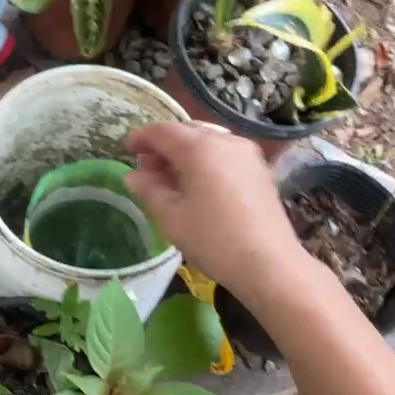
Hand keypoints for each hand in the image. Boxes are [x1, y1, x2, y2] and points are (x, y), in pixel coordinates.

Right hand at [124, 122, 308, 302]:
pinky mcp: (259, 170)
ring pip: (208, 144)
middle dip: (164, 147)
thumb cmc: (213, 240)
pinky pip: (224, 156)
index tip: (126, 150)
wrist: (268, 263)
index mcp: (200, 148)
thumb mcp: (171, 217)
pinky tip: (198, 187)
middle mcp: (226, 141)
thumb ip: (149, 190)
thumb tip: (133, 175)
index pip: (163, 131)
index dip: (141, 138)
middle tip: (146, 170)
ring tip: (170, 181)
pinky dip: (205, 164)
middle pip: (187, 133)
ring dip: (185, 156)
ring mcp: (247, 154)